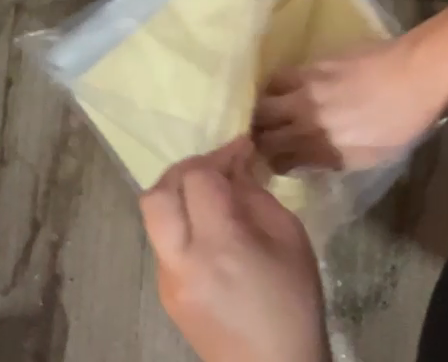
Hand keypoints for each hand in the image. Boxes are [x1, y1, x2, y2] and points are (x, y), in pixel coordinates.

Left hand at [139, 138, 326, 361]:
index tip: (244, 149)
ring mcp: (167, 280)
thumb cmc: (293, 298)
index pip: (196, 178)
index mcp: (217, 242)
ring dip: (180, 195)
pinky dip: (183, 220)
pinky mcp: (167, 294)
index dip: (219, 154)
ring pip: (154, 218)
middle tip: (220, 166)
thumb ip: (256, 197)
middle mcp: (180, 259)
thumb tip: (238, 169)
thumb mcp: (289, 235)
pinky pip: (165, 242)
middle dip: (186, 170)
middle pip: (157, 195)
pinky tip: (215, 227)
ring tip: (217, 194)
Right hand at [253, 36, 446, 173]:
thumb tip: (307, 159)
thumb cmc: (404, 121)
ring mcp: (310, 86)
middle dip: (257, 135)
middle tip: (265, 136)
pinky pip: (285, 74)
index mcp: (319, 146)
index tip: (273, 162)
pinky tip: (288, 88)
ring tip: (271, 110)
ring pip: (265, 98)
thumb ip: (331, 159)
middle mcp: (306, 117)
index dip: (269, 162)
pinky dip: (278, 84)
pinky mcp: (319, 62)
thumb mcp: (368, 156)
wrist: (421, 73)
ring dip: (263, 107)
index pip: (275, 158)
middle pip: (262, 128)